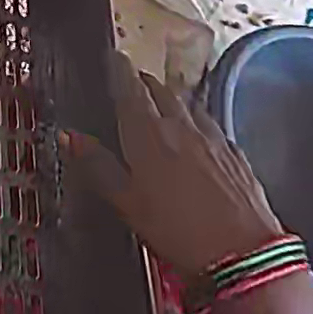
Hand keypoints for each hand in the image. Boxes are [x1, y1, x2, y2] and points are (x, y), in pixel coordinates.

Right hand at [64, 50, 283, 278]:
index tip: (113, 55)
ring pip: (189, 106)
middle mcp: (181, 127)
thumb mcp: (124, 200)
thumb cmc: (174, 228)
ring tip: (162, 99)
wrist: (246, 258)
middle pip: (162, 91)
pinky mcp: (238, 158)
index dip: (120, 69)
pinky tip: (197, 132)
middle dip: (145, 81)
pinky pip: (212, 126)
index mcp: (147, 133)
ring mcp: (214, 140)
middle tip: (133, 79)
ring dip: (172, 97)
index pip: (130, 89)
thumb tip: (66, 134)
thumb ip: (96, 163)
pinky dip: (197, 120)